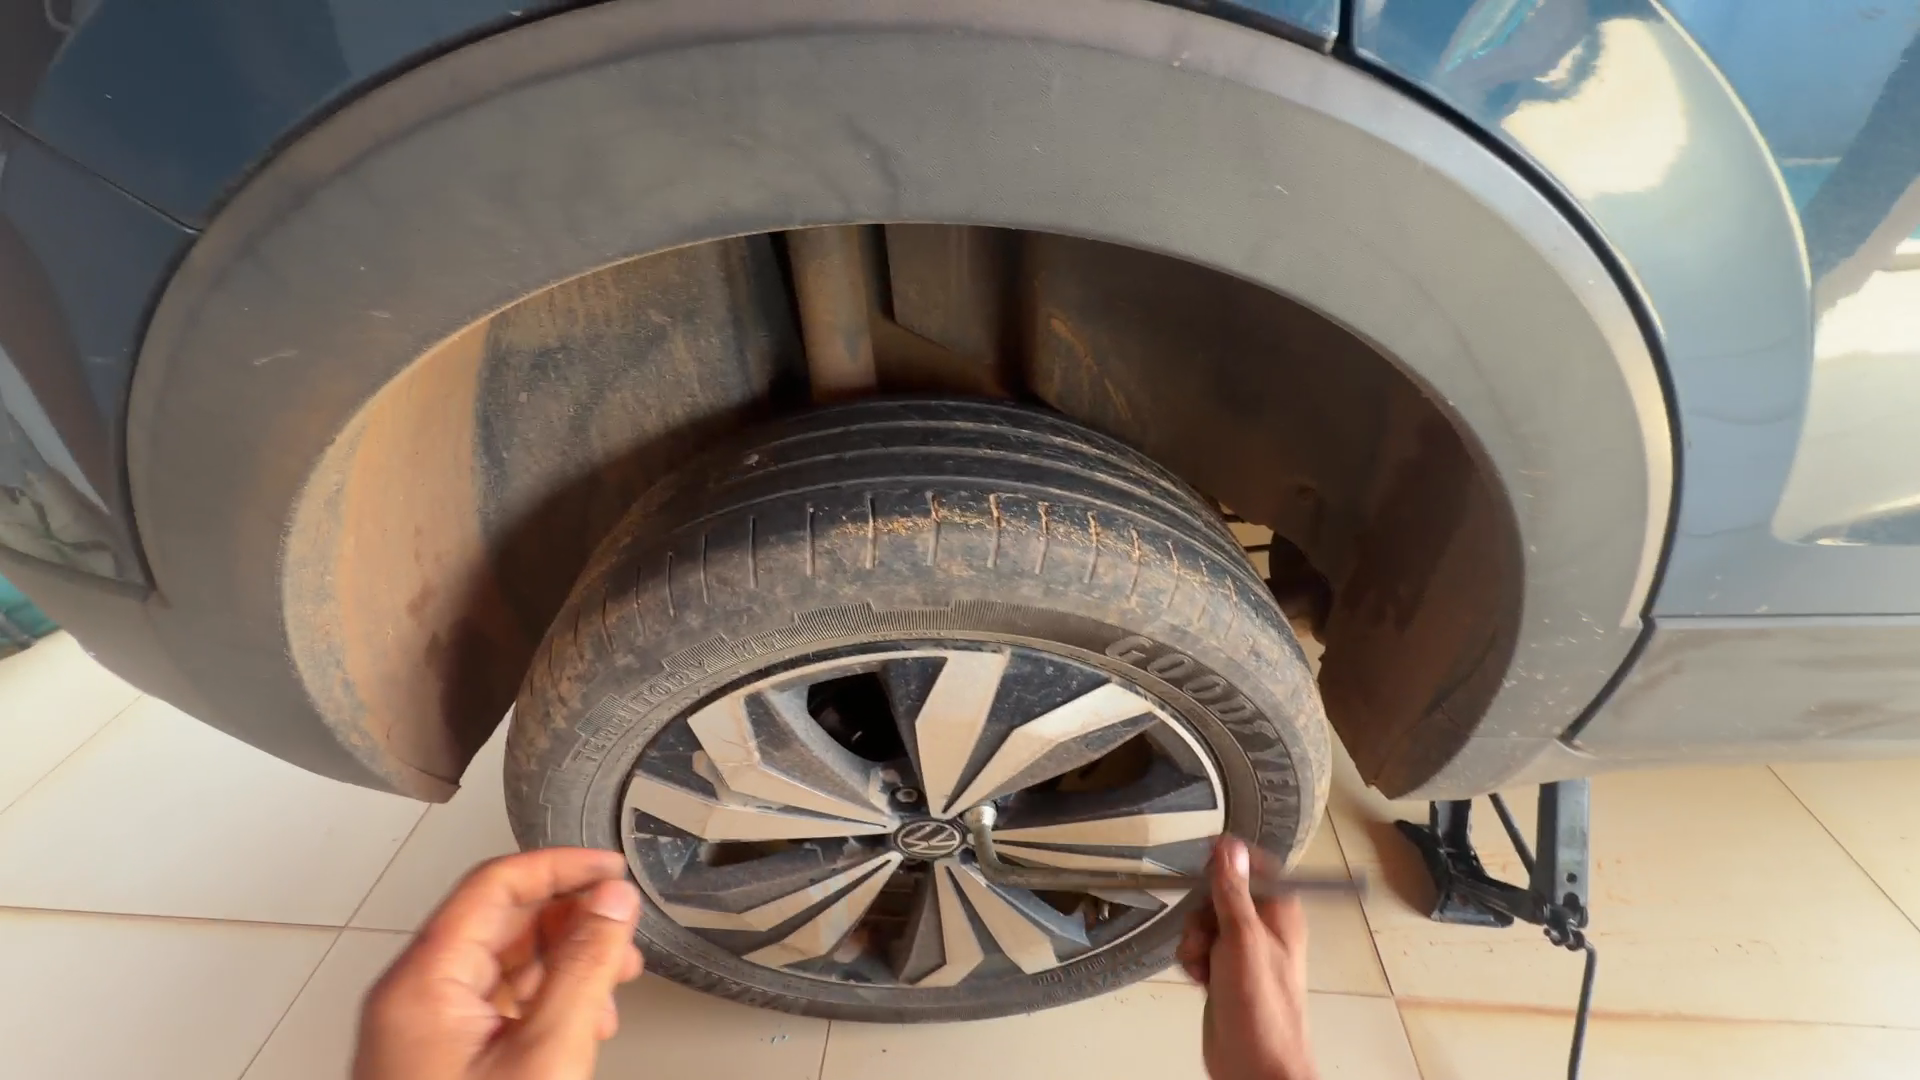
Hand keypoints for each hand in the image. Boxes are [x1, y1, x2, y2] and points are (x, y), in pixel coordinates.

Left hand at [354, 848, 644, 1079]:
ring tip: (615, 974)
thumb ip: (585, 963)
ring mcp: (432, 1030)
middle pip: (507, 919)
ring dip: (572, 957)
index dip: (561, 866)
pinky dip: (556, 994)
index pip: (497, 883)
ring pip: (512, 958)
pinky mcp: (450, 1058)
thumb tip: (614, 900)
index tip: (610, 870)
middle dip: (574, 918)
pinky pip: (509, 998)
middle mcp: (420, 996)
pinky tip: (589, 1014)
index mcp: (423, 983)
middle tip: (622, 926)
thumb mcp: (544, 1053)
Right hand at [1176, 837, 1317, 1079]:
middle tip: (1206, 929)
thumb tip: (1230, 848)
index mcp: (1279, 913)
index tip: (1208, 853)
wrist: (1252, 1066)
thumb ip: (1232, 890)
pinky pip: (1198, 946)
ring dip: (1194, 938)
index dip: (1231, 858)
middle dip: (1202, 910)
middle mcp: (1263, 929)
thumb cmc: (1262, 1008)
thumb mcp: (1242, 938)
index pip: (1255, 866)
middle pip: (1220, 893)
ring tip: (1203, 961)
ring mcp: (1242, 951)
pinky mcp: (1224, 970)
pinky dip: (1193, 958)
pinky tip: (1199, 976)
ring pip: (1204, 920)